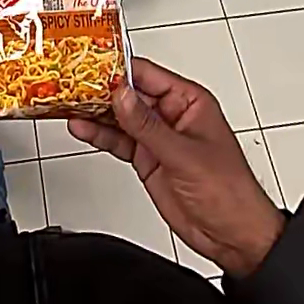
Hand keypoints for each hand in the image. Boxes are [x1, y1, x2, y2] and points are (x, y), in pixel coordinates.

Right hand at [69, 57, 285, 275]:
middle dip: (100, 89)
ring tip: (69, 104)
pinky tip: (82, 128)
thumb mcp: (185, 154)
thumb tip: (122, 96)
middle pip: (129, 93)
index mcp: (188, 101)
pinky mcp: (147, 158)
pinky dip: (99, 134)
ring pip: (119, 116)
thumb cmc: (230, 192)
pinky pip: (118, 140)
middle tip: (72, 84)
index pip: (147, 75)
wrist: (235, 238)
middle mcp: (170, 114)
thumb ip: (148, 126)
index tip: (91, 65)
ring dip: (95, 112)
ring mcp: (157, 137)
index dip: (119, 69)